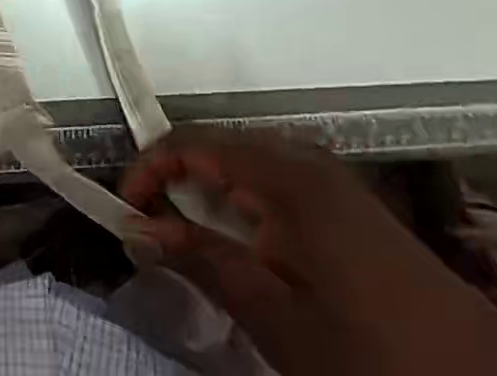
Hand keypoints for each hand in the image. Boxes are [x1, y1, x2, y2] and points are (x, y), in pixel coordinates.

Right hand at [121, 134, 496, 375]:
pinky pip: (276, 183)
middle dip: (174, 179)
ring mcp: (333, 181)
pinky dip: (242, 203)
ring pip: (245, 165)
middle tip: (150, 226)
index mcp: (287, 174)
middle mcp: (307, 161)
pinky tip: (243, 244)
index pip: (192, 144)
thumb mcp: (276, 315)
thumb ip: (200, 261)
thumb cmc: (372, 351)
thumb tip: (134, 228)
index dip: (148, 169)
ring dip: (206, 193)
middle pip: (217, 147)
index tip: (124, 211)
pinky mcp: (350, 206)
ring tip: (185, 236)